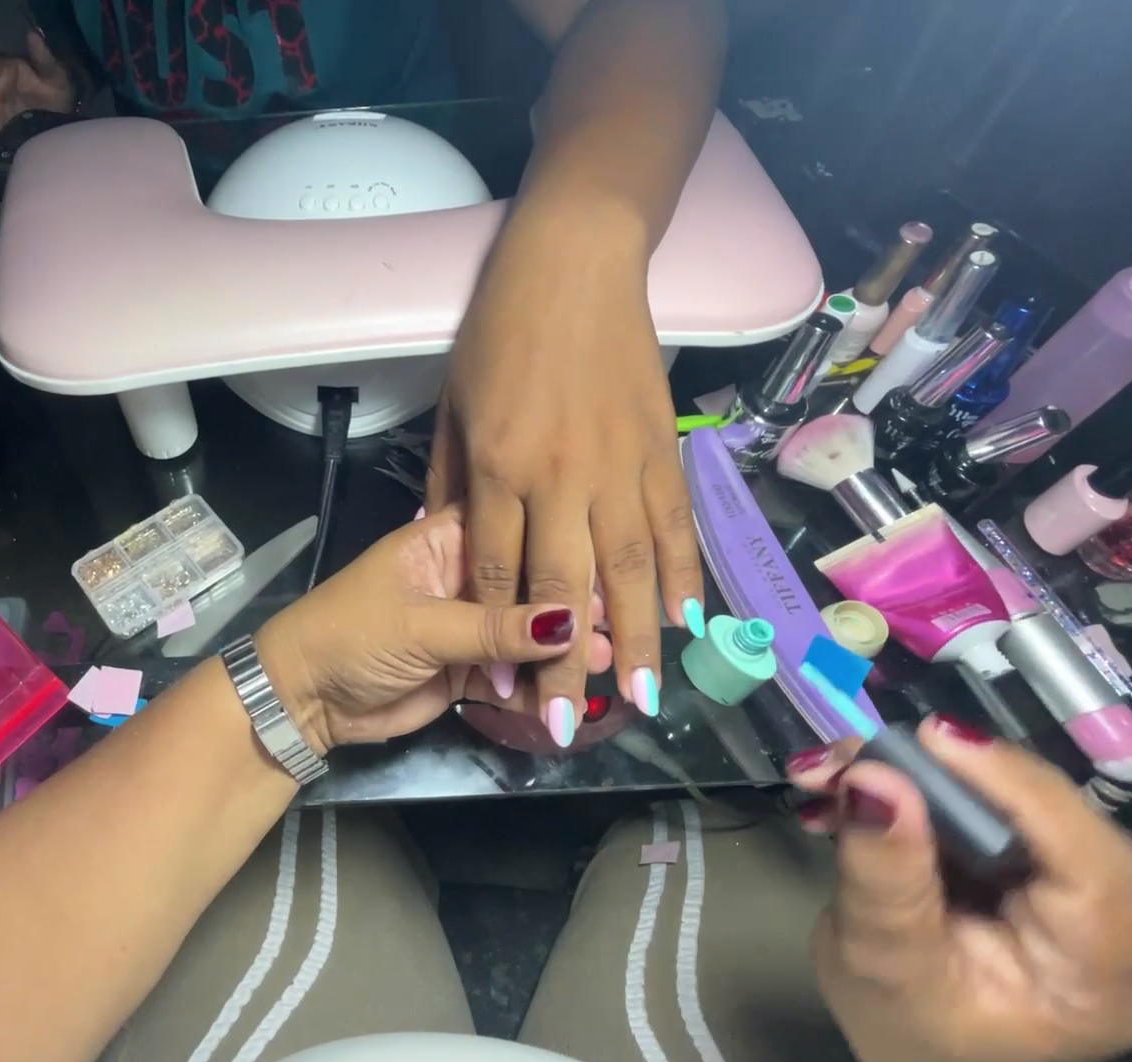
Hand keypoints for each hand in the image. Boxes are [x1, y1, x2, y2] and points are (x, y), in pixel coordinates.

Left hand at [253, 506, 609, 754]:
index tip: (609, 571)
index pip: (514, 533)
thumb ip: (493, 628)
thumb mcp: (421, 626)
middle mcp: (464, 577)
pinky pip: (510, 677)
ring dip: (561, 653)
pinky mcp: (466, 670)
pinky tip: (570, 701)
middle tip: (619, 627)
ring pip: (525, 636)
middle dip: (570, 610)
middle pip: (528, 587)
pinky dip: (536, 690)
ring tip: (608, 665)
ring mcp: (467, 626)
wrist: (306, 698)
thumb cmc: (351, 636)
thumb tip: (570, 624)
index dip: (560, 551)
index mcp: (445, 542)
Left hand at [427, 197, 702, 741]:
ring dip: (636, 638)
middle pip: (562, 586)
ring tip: (642, 696)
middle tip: (573, 726)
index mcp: (496, 469)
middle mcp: (559, 477)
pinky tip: (687, 619)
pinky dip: (682, 575)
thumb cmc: (495, 335)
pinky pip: (673, 525)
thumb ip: (448, 485)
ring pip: (628, 568)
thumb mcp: (450, 410)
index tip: (504, 690)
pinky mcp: (661, 448)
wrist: (572, 264)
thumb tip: (444, 546)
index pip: (499, 571)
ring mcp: (618, 463)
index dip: (501, 638)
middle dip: (565, 664)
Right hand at [787, 718, 1131, 1061]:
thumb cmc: (902, 1028)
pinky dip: (904, 793)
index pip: (1091, 863)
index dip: (1020, 789)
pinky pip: (973, 815)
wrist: (912, 1056)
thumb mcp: (879, 957)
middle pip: (1044, 822)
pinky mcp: (1027, 878)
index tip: (934, 738)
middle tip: (847, 755)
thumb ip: (882, 872)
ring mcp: (1070, 901)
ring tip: (824, 772)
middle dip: (939, 774)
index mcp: (1100, 975)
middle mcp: (1110, 930)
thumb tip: (872, 779)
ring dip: (906, 777)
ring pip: (1001, 806)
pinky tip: (843, 793)